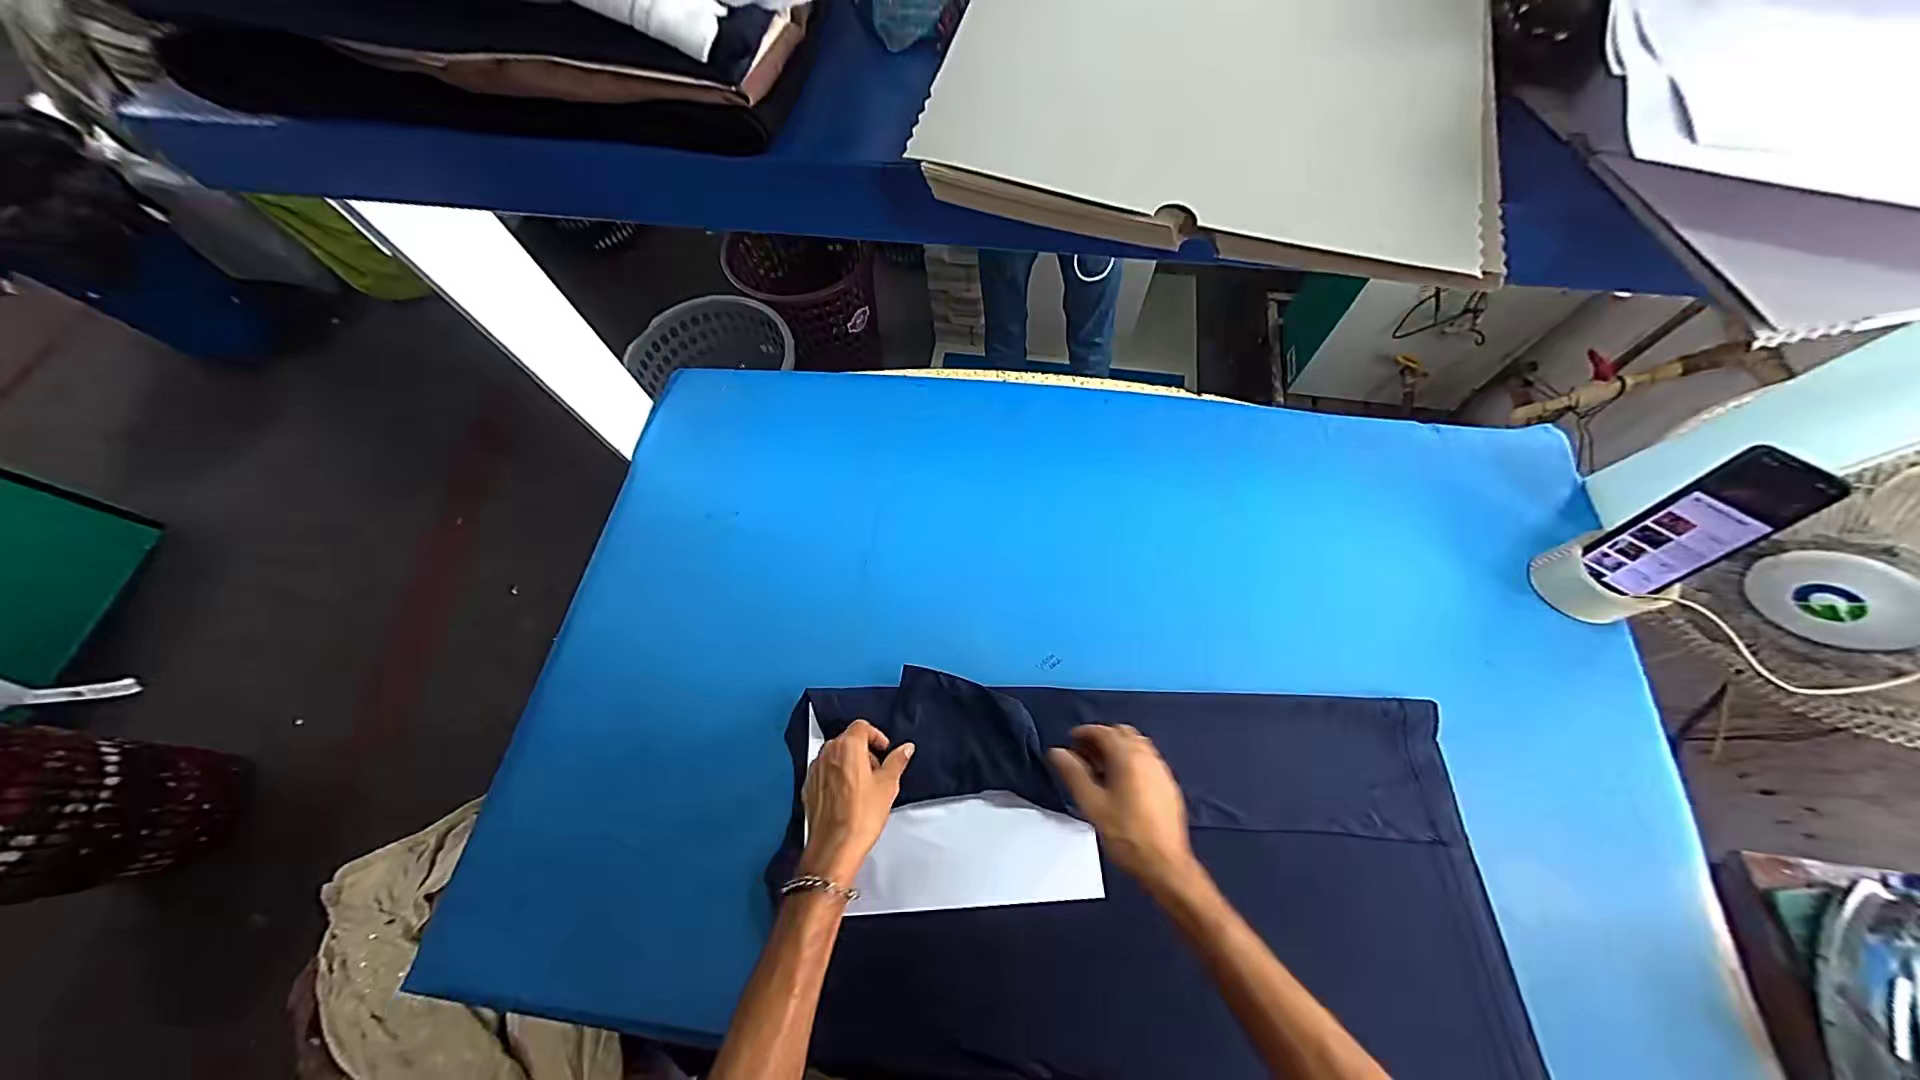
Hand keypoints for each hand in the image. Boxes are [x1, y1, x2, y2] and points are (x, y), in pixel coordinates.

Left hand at [798, 719, 913, 884]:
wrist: (834, 847)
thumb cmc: (860, 817)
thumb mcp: (888, 785)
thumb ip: (897, 761)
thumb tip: (905, 749)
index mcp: (847, 747)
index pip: (862, 726)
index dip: (877, 736)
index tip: (884, 750)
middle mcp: (827, 754)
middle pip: (847, 739)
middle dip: (864, 750)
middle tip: (878, 770)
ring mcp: (815, 770)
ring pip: (835, 756)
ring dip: (850, 763)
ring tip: (864, 786)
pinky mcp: (808, 787)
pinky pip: (825, 773)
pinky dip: (836, 777)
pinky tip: (848, 797)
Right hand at [1048, 725, 1198, 889]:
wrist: (1164, 864)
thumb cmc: (1125, 834)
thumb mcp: (1091, 804)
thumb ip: (1073, 773)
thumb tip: (1057, 752)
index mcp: (1128, 757)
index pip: (1103, 731)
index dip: (1083, 732)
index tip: (1070, 742)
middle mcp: (1147, 757)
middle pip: (1121, 732)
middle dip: (1101, 738)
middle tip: (1084, 754)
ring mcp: (1161, 770)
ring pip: (1136, 744)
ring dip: (1117, 747)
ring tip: (1100, 767)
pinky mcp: (1168, 784)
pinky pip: (1147, 759)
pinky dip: (1131, 759)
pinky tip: (1121, 781)